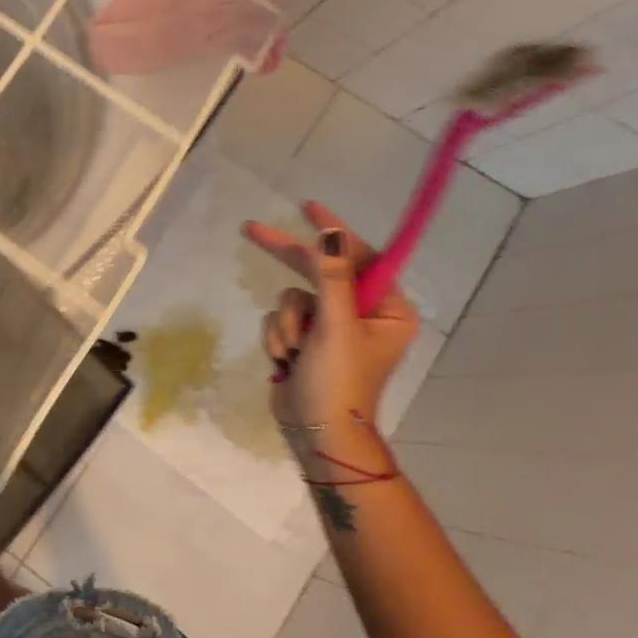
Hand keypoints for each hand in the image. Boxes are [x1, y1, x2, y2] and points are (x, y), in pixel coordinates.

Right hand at [241, 202, 418, 427]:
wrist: (316, 431)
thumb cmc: (337, 380)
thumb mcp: (334, 326)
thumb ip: (331, 276)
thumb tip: (332, 233)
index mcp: (386, 309)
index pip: (358, 256)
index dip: (332, 231)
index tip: (307, 206)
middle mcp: (362, 314)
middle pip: (319, 273)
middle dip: (290, 265)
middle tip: (251, 230)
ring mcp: (332, 328)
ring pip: (294, 297)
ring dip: (286, 322)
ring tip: (294, 351)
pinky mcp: (307, 341)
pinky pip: (282, 317)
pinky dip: (279, 336)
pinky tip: (286, 359)